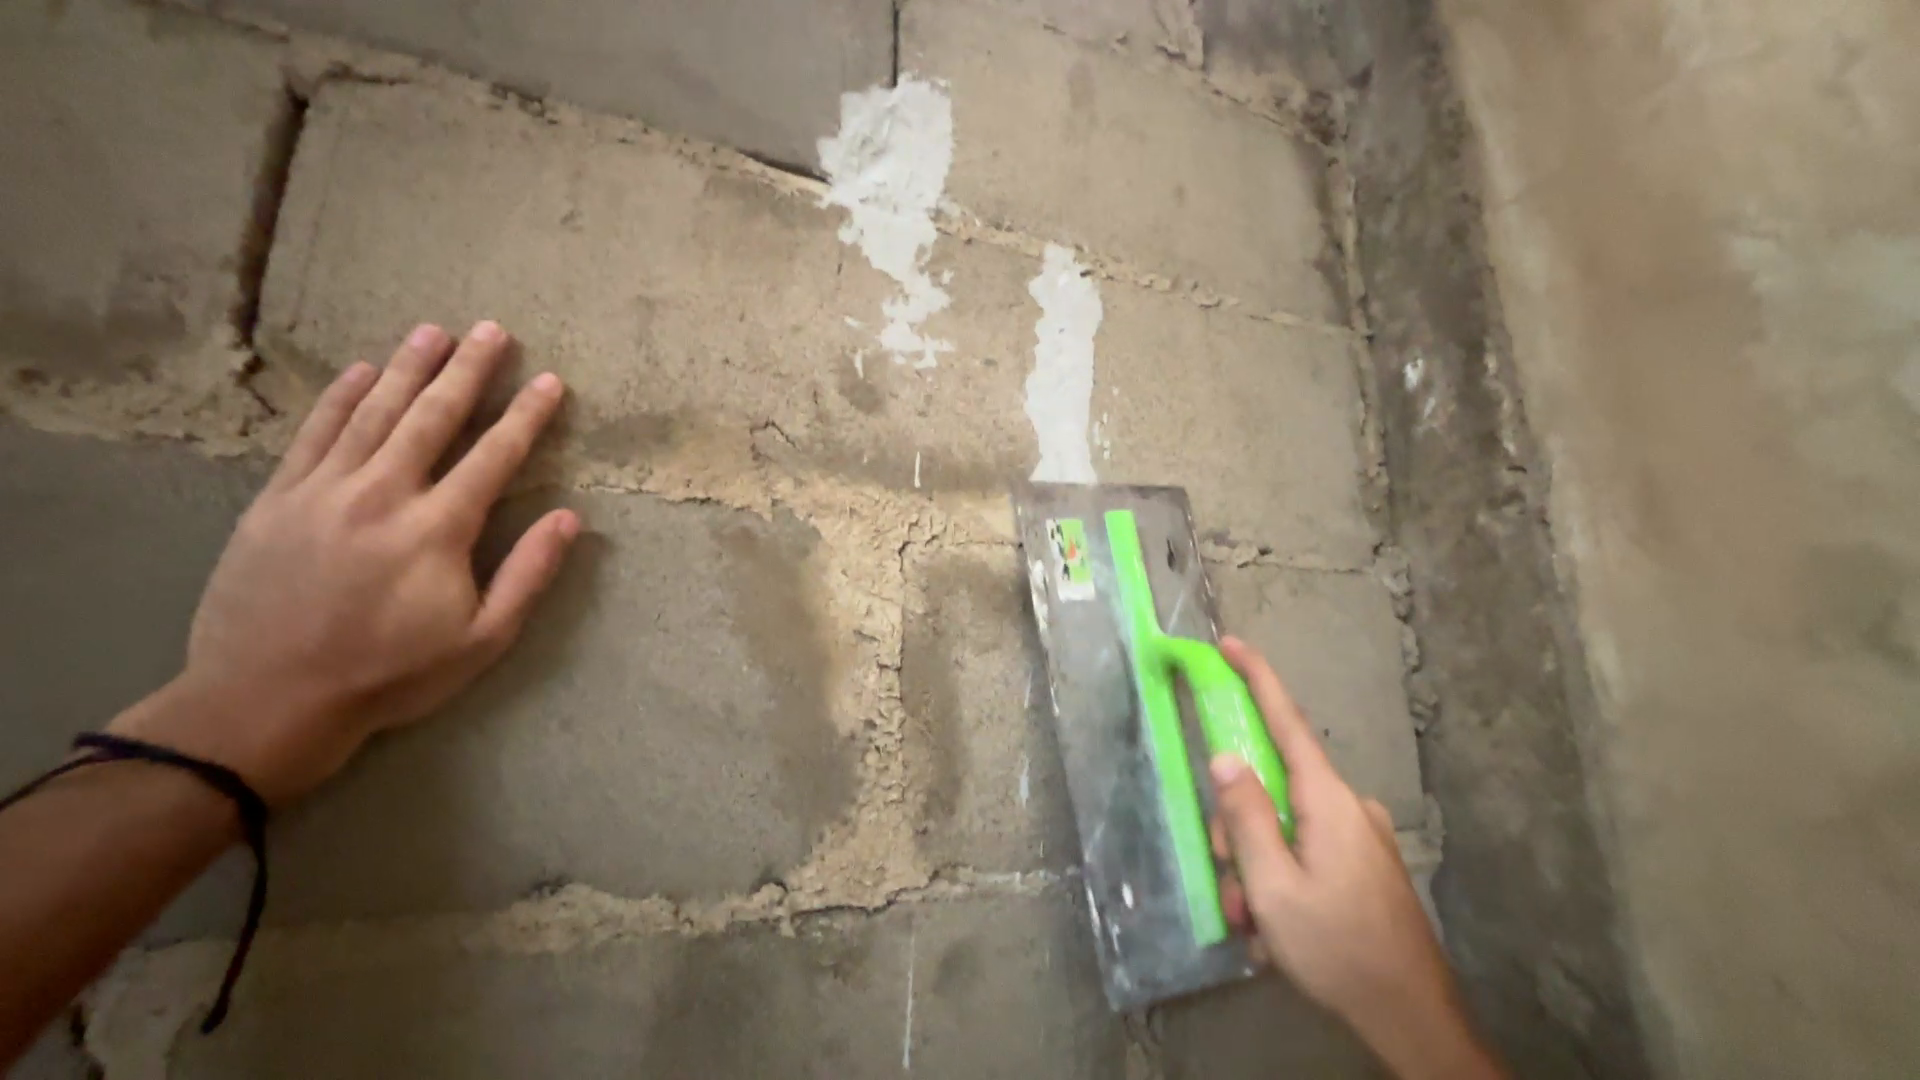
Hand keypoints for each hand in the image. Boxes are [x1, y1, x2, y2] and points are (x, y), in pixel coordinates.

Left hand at [109, 322, 578, 803]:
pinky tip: (363, 371)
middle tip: (492, 329)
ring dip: (408, 368)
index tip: (549, 380)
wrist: (267, 700)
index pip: (494, 456)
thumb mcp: (483, 640)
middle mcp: (382, 495)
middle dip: (468, 370)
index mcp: (437, 530)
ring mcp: (323, 491)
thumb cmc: (391, 674)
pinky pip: (314, 434)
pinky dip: (340, 398)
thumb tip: (570, 518)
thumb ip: (529, 574)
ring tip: (434, 331)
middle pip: (433, 417)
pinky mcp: (277, 499)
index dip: (526, 415)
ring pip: (373, 413)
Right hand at [1210, 637, 1503, 1079]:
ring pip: (1282, 826)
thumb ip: (1244, 816)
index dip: (1255, 677)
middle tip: (1236, 893)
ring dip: (1256, 869)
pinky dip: (1281, 881)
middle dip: (1239, 833)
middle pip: (1270, 788)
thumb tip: (1225, 756)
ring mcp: (1359, 836)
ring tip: (1259, 925)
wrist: (1412, 1017)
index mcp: (1326, 801)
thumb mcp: (1272, 885)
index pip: (1285, 721)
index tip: (1229, 643)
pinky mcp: (1363, 864)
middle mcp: (1346, 806)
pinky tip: (1280, 930)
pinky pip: (1304, 851)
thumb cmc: (1337, 947)